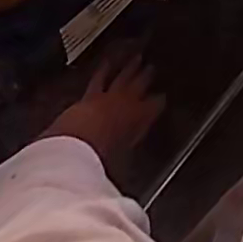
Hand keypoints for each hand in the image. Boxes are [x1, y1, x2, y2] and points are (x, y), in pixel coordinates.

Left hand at [40, 54, 164, 166]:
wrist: (79, 140)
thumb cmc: (104, 155)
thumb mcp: (123, 162)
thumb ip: (131, 161)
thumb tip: (135, 184)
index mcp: (140, 118)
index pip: (154, 106)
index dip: (158, 102)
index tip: (163, 97)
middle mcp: (127, 103)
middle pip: (140, 87)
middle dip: (147, 78)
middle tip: (153, 68)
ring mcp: (109, 96)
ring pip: (123, 77)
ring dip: (130, 68)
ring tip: (137, 58)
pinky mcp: (92, 95)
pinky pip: (100, 78)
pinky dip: (105, 68)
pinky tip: (107, 60)